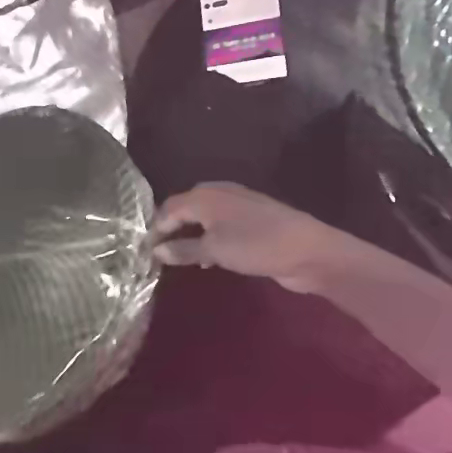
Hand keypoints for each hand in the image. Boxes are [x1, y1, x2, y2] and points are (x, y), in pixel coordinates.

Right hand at [149, 182, 356, 292]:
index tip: (143, 250)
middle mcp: (219, 194)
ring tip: (178, 258)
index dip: (155, 227)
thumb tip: (156, 250)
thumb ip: (183, 249)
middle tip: (158, 252)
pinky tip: (208, 258)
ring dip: (190, 235)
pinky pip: (220, 226)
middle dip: (171, 228)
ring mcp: (238, 206)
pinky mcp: (252, 221)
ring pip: (203, 218)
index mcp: (205, 195)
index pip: (169, 207)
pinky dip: (208, 239)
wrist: (307, 250)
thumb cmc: (255, 245)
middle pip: (185, 208)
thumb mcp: (214, 250)